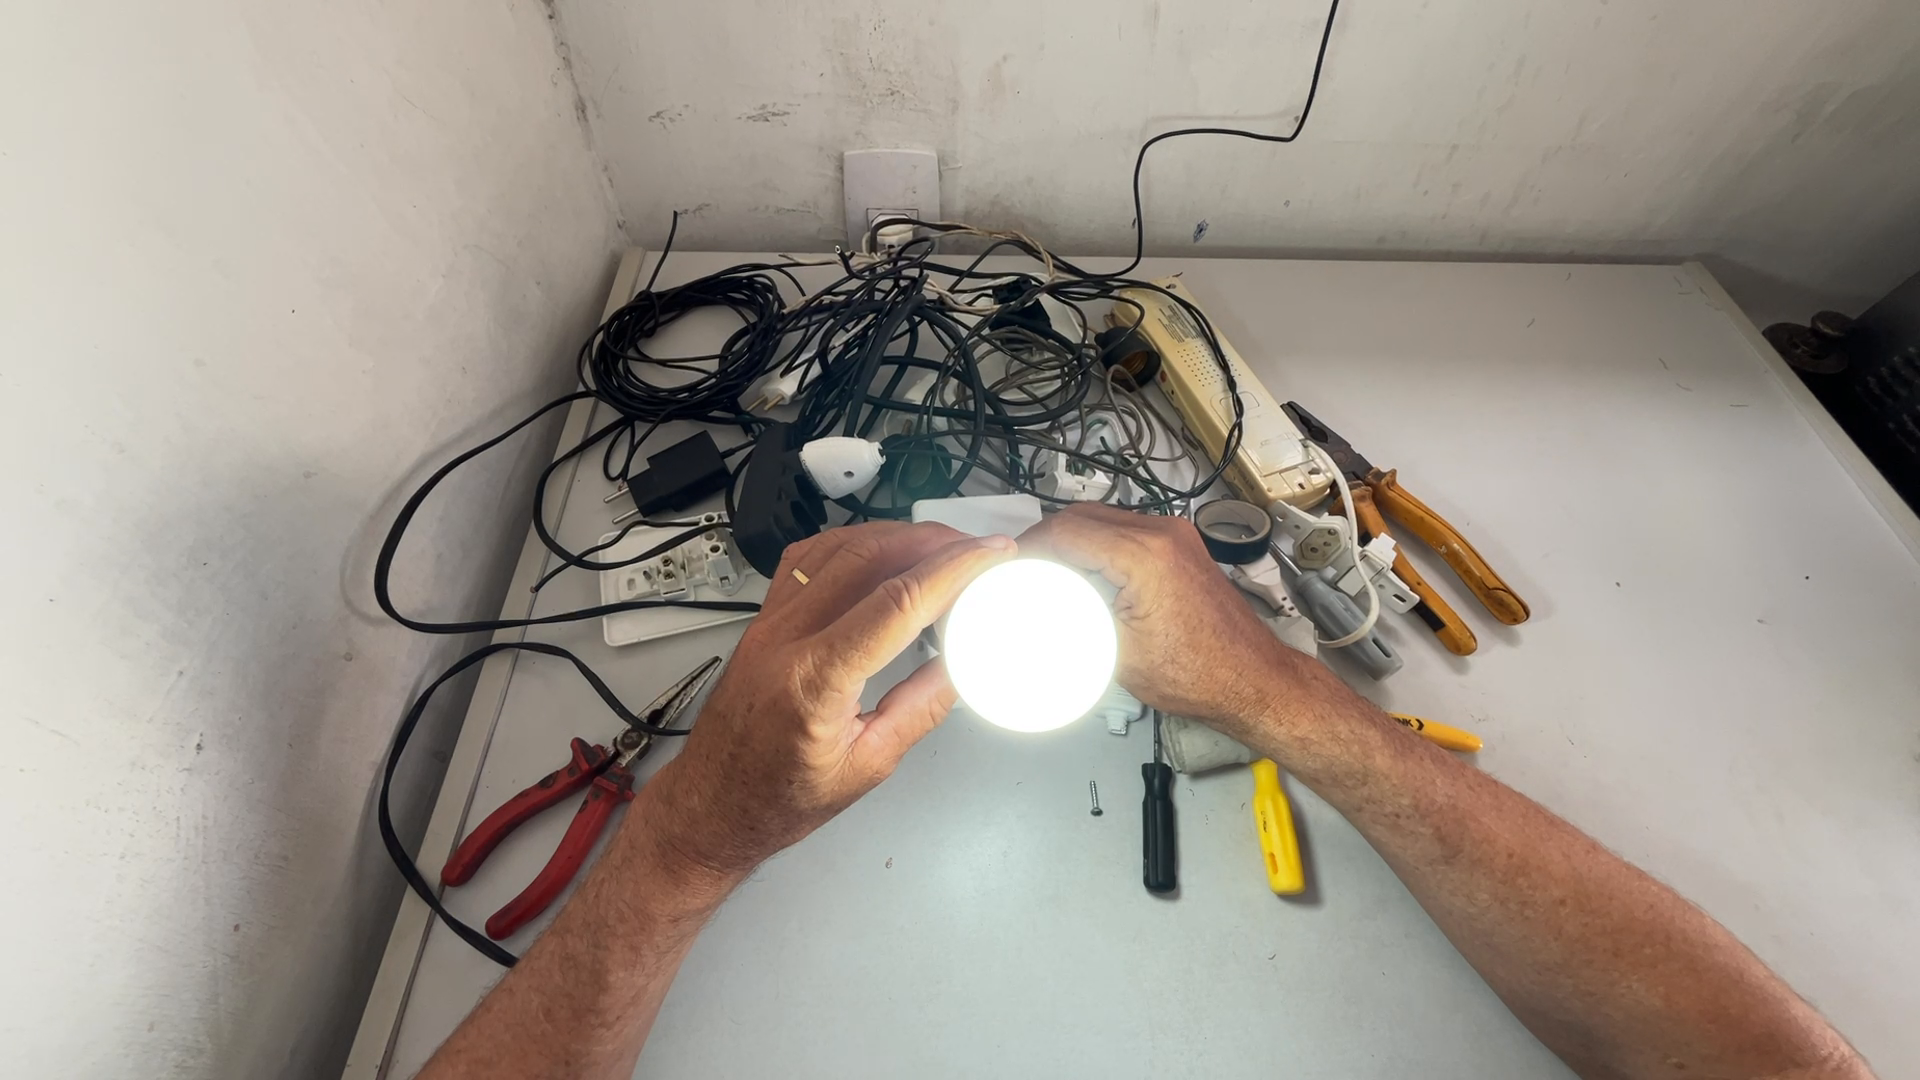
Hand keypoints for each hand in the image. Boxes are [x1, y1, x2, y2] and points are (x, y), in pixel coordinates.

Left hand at [648, 522, 1014, 876]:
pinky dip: (855, 540)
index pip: (897, 602)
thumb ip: (920, 708)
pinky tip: (882, 549)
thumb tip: (962, 664)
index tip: (989, 555)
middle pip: (869, 556)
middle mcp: (787, 637)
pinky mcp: (764, 617)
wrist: (712, 804)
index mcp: (815, 681)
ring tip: (939, 545)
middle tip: (975, 548)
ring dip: (896, 534)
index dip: (952, 569)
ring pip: (838, 545)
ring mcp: (770, 621)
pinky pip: (810, 556)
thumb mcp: (867, 766)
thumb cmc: (780, 798)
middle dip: (932, 540)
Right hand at [1019, 504, 1303, 738]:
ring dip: (1069, 538)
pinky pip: (1123, 529)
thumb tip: (1030, 620)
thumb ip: (1069, 628)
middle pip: (1080, 516)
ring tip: (1045, 569)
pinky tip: (1080, 568)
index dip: (1028, 546)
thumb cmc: (1204, 674)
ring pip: (1101, 518)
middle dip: (1044, 539)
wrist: (1253, 680)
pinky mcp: (1179, 545)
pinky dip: (1094, 542)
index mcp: (1145, 555)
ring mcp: (1174, 535)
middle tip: (1018, 567)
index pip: (1065, 531)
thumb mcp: (1117, 656)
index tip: (1006, 564)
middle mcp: (1162, 533)